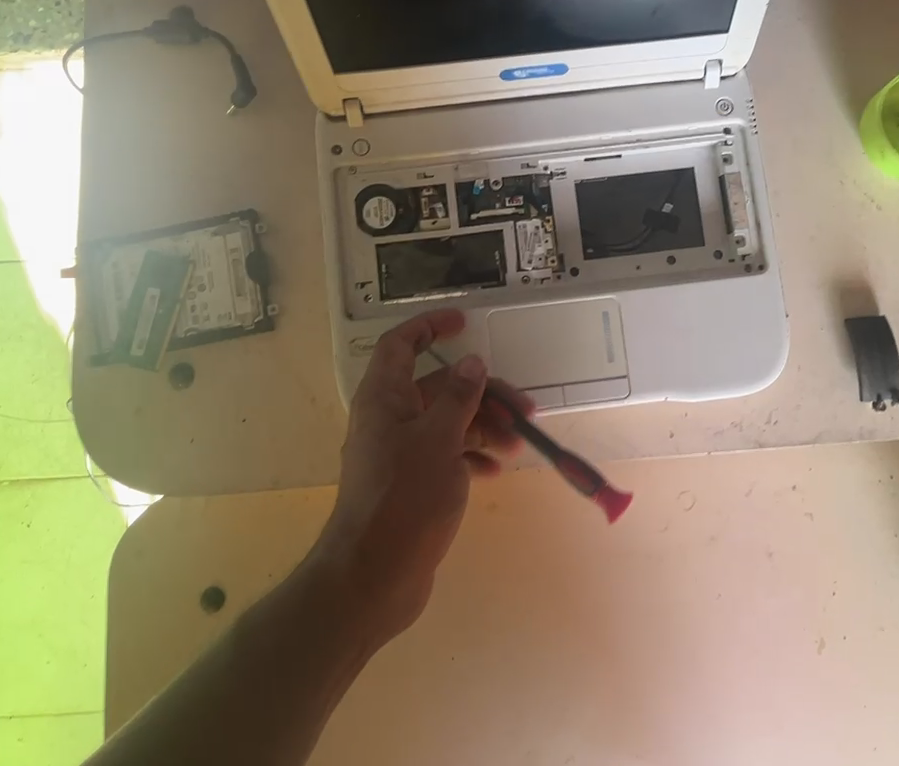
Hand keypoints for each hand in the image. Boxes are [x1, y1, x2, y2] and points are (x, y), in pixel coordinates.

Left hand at [307, 309, 527, 641]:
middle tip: (524, 409)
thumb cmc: (403, 498)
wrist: (374, 575)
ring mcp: (400, 452)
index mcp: (384, 398)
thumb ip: (458, 398)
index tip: (464, 323)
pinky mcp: (412, 483)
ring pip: (447, 423)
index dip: (429, 327)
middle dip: (482, 394)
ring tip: (516, 447)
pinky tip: (495, 471)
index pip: (401, 345)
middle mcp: (389, 418)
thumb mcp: (438, 440)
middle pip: (438, 388)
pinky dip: (472, 456)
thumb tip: (472, 363)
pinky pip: (446, 454)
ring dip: (484, 427)